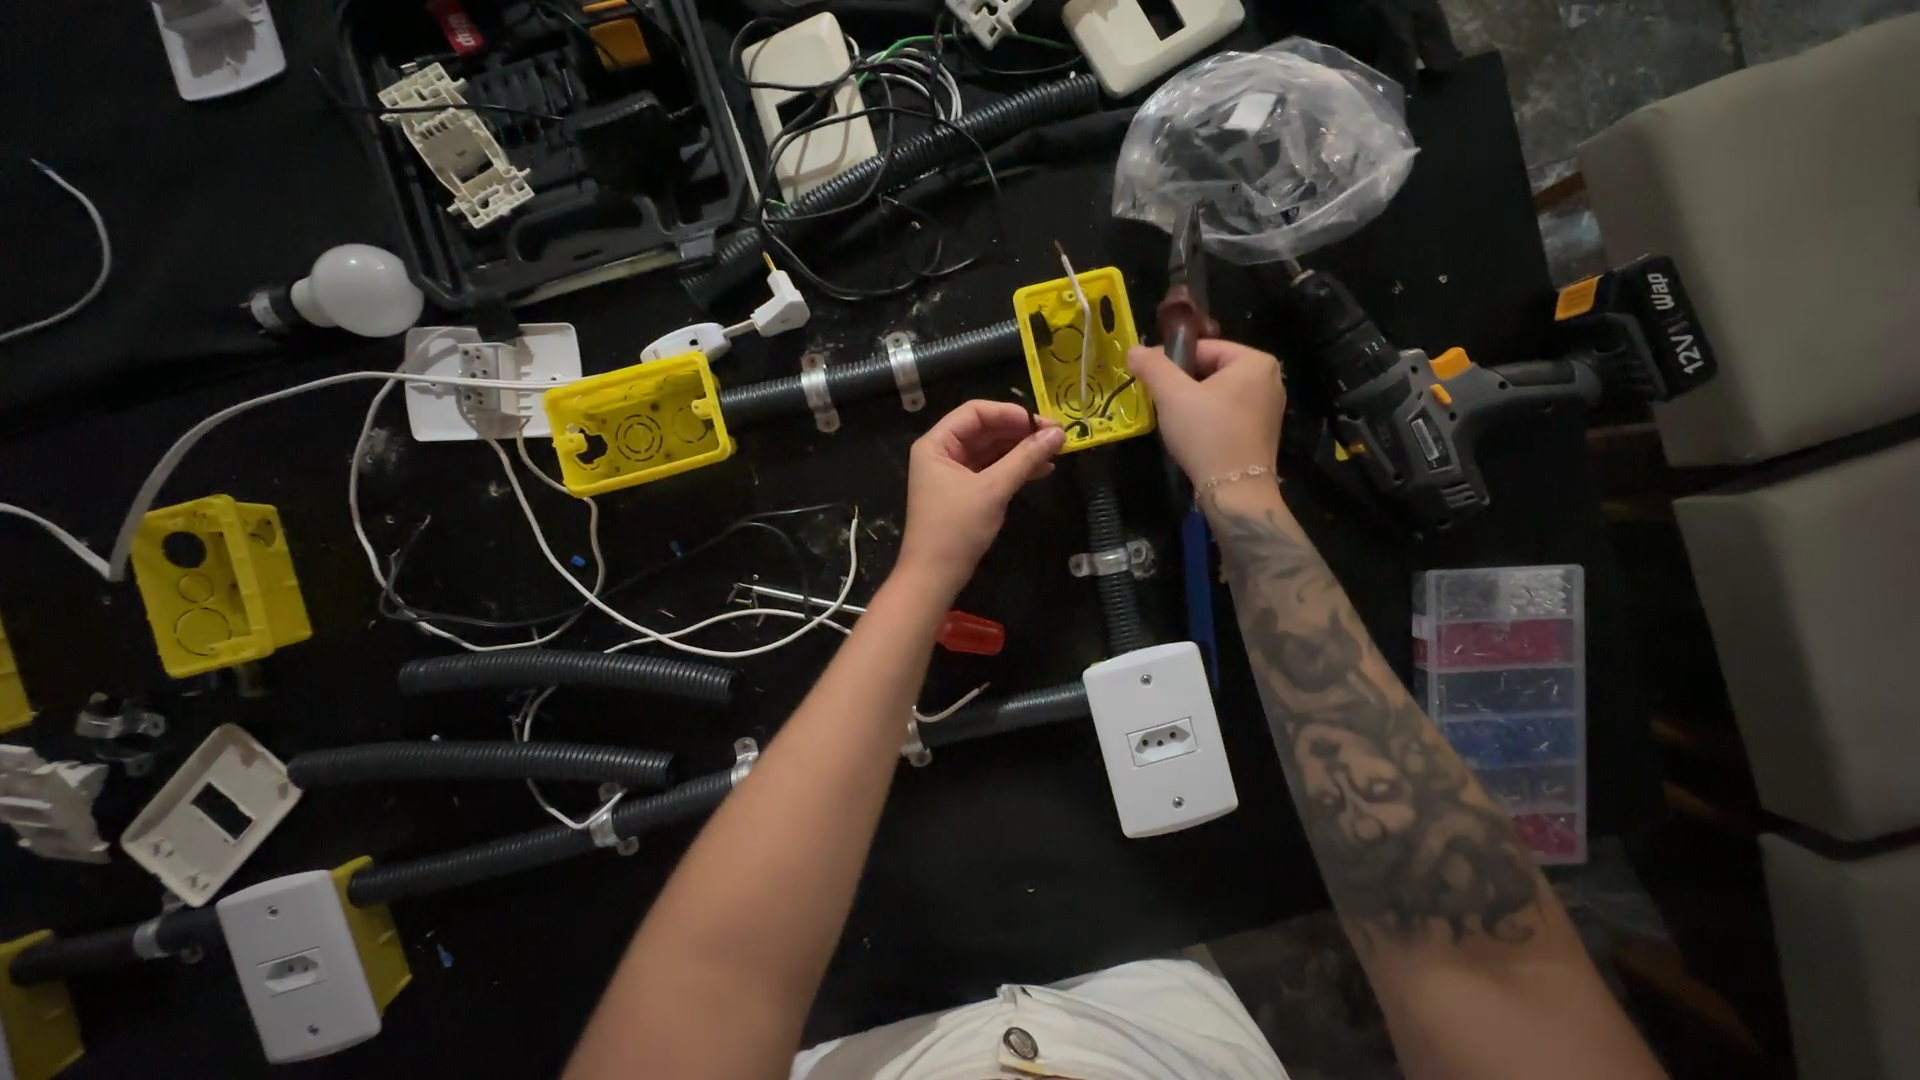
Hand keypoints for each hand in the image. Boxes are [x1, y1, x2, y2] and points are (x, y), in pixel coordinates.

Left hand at [898, 401, 1064, 595]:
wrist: (934, 576)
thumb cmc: (956, 529)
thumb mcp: (993, 490)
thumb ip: (1025, 458)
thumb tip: (1059, 433)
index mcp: (936, 444)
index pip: (975, 412)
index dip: (1010, 413)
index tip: (1042, 423)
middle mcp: (942, 453)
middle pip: (985, 429)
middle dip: (1020, 432)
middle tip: (1057, 437)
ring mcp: (953, 473)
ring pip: (992, 450)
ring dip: (1022, 450)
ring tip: (1056, 452)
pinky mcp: (965, 492)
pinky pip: (992, 470)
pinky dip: (1015, 469)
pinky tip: (1042, 470)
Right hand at [1127, 339, 1284, 485]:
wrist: (1235, 490)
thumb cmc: (1206, 434)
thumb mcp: (1172, 395)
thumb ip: (1152, 366)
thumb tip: (1134, 349)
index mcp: (1255, 361)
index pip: (1203, 348)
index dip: (1172, 361)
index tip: (1150, 379)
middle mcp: (1270, 379)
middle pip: (1212, 370)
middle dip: (1183, 384)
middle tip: (1160, 402)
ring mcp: (1269, 408)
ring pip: (1218, 393)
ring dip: (1192, 402)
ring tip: (1173, 420)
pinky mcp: (1262, 432)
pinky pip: (1228, 413)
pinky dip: (1208, 419)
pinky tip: (1193, 436)